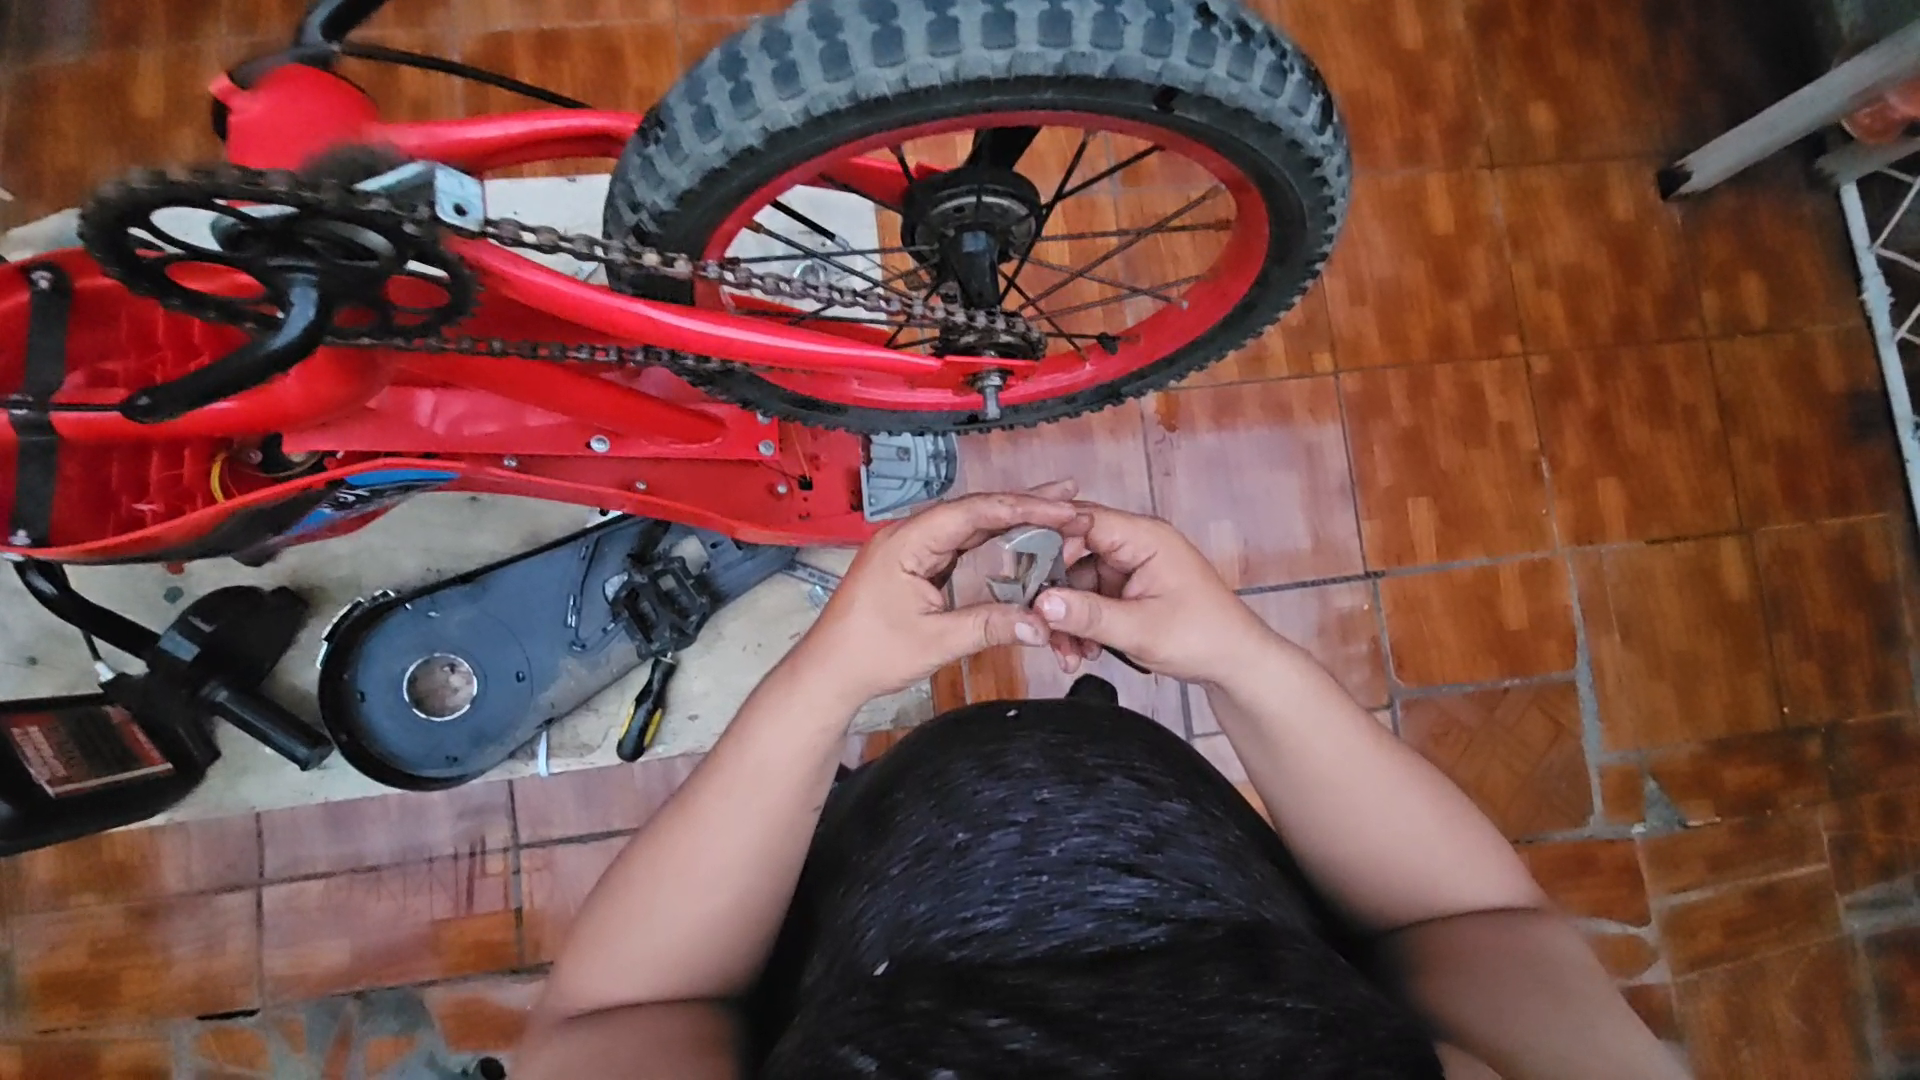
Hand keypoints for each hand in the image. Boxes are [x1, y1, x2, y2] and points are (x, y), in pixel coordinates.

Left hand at [786, 484, 1088, 703]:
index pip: (973, 512)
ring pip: (968, 525)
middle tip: (1068, 496)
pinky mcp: (914, 565)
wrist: (828, 673)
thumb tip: (1039, 624)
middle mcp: (908, 535)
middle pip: (974, 510)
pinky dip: (992, 541)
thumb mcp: (934, 641)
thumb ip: (989, 627)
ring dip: (1010, 519)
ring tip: (1053, 510)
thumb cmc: (866, 654)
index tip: (1061, 508)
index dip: (1022, 507)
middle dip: (1023, 504)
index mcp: (906, 541)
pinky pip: (959, 544)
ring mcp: (910, 549)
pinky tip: (1018, 540)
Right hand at [1033, 503, 1280, 684]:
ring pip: (1076, 581)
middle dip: (1055, 593)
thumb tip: (1042, 604)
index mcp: (1144, 538)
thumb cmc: (1206, 638)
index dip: (1048, 542)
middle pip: (1073, 553)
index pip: (1082, 521)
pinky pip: (1088, 599)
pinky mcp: (1126, 589)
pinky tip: (1081, 650)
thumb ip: (1089, 615)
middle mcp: (1134, 545)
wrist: (1236, 665)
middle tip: (1041, 625)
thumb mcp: (1141, 629)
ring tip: (1068, 652)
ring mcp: (1128, 567)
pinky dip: (1079, 624)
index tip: (1021, 573)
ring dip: (1066, 616)